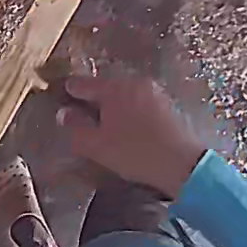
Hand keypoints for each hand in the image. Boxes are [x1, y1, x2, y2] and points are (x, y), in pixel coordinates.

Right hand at [58, 73, 205, 197]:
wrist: (183, 163)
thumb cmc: (134, 153)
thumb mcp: (97, 145)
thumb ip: (76, 128)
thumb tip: (63, 113)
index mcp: (113, 89)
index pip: (84, 84)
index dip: (71, 89)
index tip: (62, 91)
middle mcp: (133, 83)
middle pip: (107, 86)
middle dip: (94, 96)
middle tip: (83, 108)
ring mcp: (154, 91)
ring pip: (126, 93)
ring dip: (115, 103)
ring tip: (107, 120)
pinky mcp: (168, 103)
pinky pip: (141, 101)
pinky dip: (132, 109)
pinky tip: (130, 125)